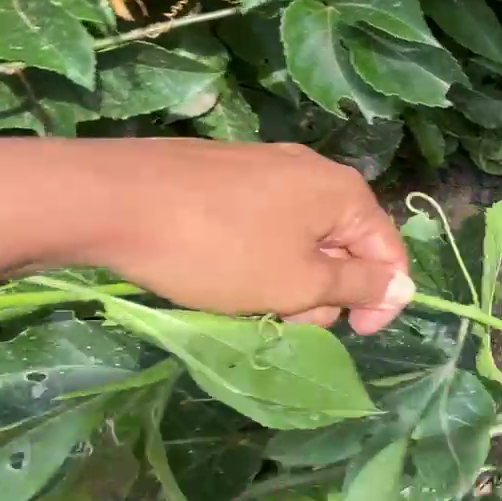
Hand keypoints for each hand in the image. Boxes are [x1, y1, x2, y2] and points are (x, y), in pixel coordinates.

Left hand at [73, 140, 412, 332]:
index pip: (389, 253)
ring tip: (248, 301)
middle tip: (287, 321)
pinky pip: (266, 219)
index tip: (355, 335)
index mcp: (346, 193)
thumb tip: (403, 286)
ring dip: (292, 276)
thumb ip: (359, 286)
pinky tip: (222, 270)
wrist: (98, 198)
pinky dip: (260, 252)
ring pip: (304, 234)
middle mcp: (315, 171)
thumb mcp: (298, 283)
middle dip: (327, 290)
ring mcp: (267, 165)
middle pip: (346, 244)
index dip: (382, 300)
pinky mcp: (223, 170)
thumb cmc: (216, 247)